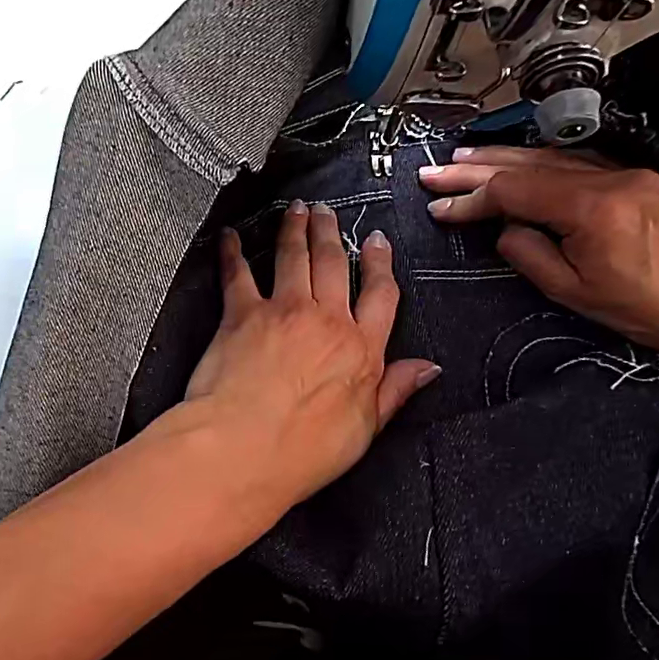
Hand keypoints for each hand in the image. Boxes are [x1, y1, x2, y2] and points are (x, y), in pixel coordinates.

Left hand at [162, 200, 439, 507]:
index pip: (380, 294)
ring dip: (296, 229)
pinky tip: (230, 236)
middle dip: (333, 233)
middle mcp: (326, 320)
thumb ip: (396, 390)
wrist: (242, 450)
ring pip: (294, 257)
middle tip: (328, 213)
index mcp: (361, 348)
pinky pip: (238, 273)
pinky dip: (233, 252)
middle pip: (335, 264)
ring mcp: (284, 312)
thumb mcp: (365, 428)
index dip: (381, 264)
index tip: (378, 242)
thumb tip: (428, 368)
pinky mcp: (243, 314)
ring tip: (298, 209)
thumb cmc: (303, 450)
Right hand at [418, 146, 658, 361]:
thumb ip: (529, 255)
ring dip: (504, 160)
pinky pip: (574, 164)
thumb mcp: (574, 292)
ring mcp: (623, 174)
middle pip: (527, 165)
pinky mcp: (633, 179)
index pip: (513, 192)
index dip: (471, 198)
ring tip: (464, 159)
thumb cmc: (647, 309)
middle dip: (476, 168)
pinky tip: (516, 164)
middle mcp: (607, 178)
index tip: (440, 206)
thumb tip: (504, 228)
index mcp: (591, 207)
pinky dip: (537, 165)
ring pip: (550, 159)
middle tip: (436, 171)